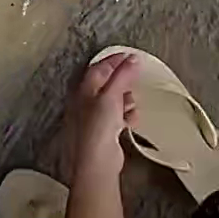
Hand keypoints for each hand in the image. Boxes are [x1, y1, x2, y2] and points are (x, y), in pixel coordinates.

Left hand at [62, 53, 138, 183]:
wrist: (96, 162)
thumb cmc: (98, 127)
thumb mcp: (112, 95)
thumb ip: (123, 75)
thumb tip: (133, 59)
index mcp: (83, 90)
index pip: (99, 68)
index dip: (115, 60)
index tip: (130, 56)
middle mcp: (84, 103)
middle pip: (105, 84)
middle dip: (121, 81)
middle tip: (135, 79)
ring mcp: (92, 119)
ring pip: (111, 101)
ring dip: (125, 100)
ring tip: (133, 103)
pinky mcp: (101, 133)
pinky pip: (116, 118)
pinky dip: (125, 115)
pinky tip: (131, 119)